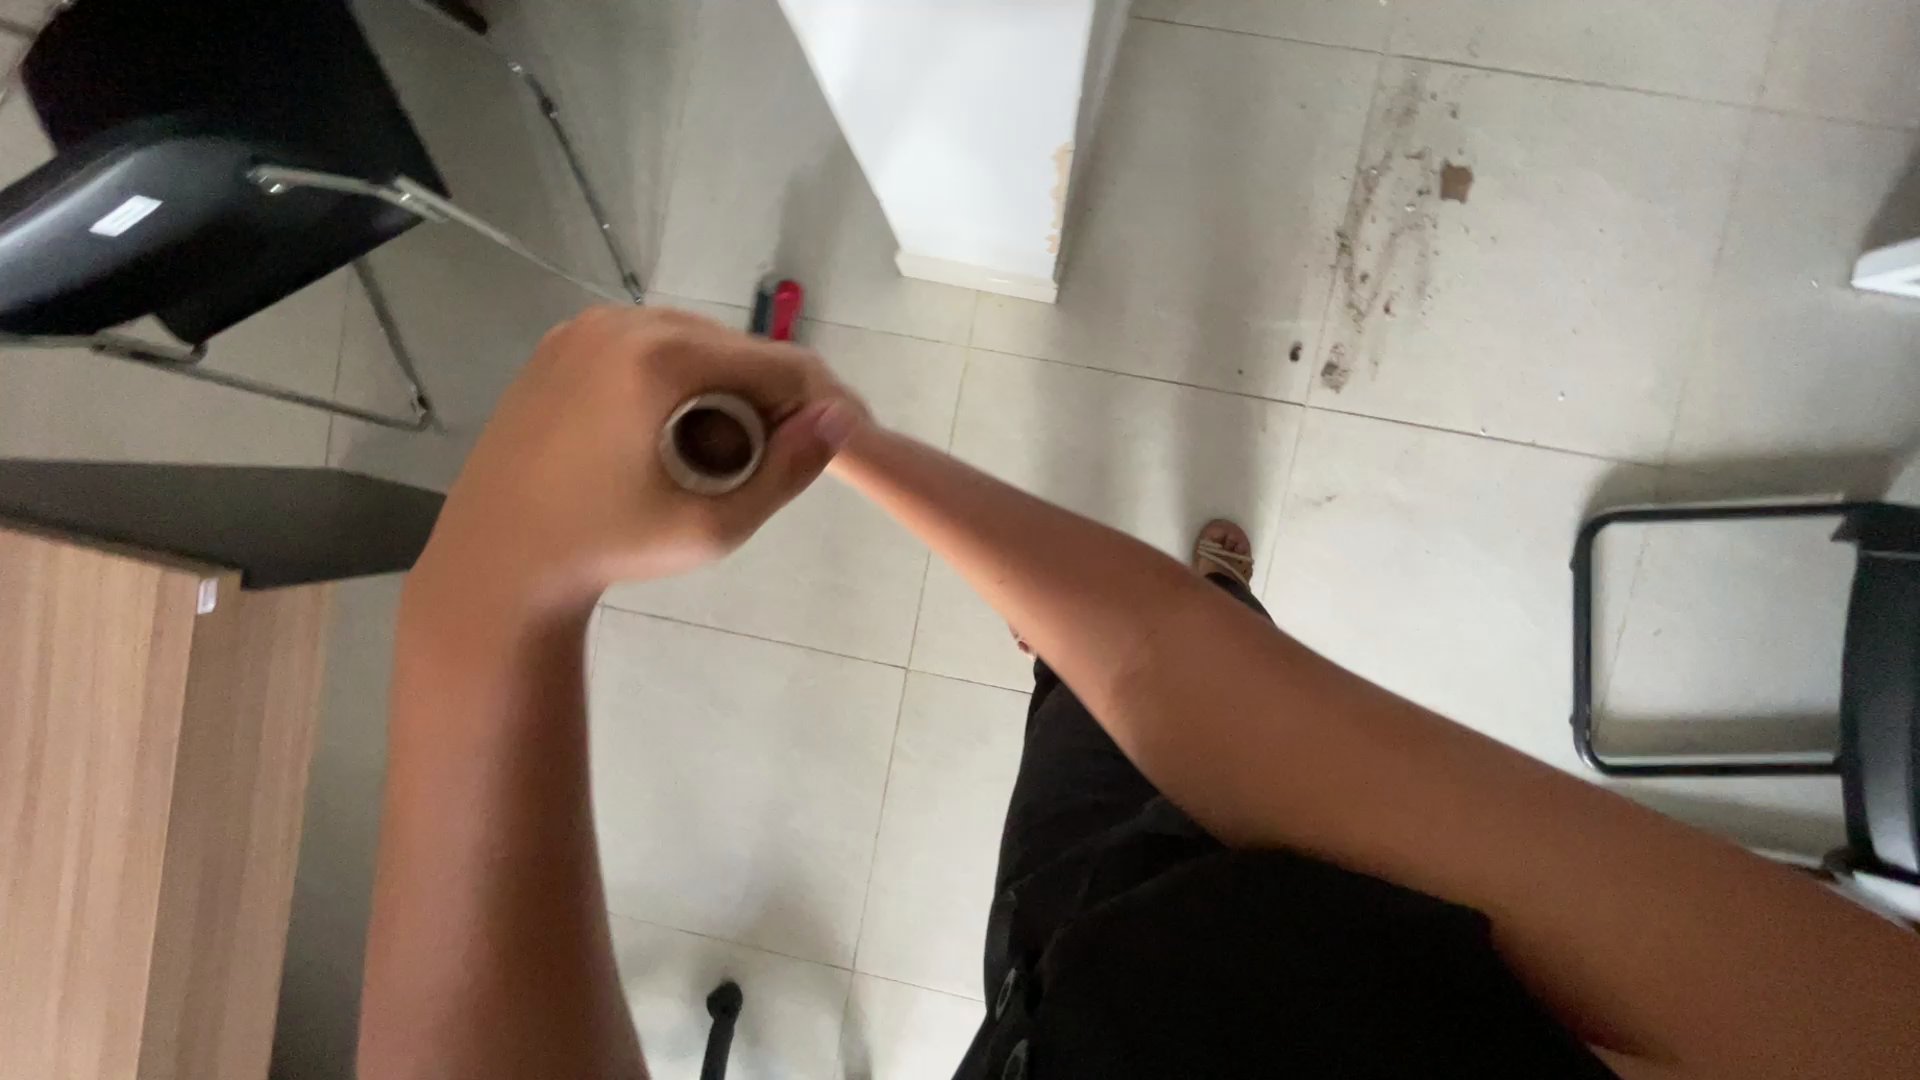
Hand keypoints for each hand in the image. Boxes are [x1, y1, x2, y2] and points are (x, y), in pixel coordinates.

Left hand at [411, 306, 867, 618]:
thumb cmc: (611, 548)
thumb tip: (840, 417)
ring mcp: (586, 326)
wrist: (497, 560)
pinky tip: (666, 434)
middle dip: (767, 402)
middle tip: (761, 464)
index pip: (778, 364)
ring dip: (725, 392)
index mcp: (660, 359)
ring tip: (712, 454)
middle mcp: (624, 322)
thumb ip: (789, 469)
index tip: (822, 449)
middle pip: (738, 349)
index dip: (814, 407)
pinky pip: (652, 348)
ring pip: (698, 345)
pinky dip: (680, 383)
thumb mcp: (716, 524)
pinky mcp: (564, 341)